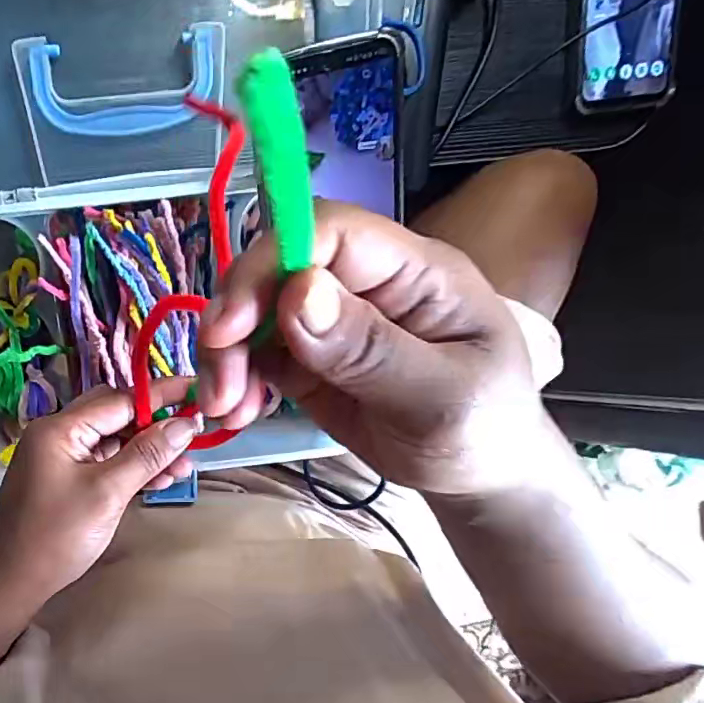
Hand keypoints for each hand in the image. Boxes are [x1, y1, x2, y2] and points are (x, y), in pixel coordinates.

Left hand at [0, 381, 199, 606]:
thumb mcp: (108, 492)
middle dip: (156, 425)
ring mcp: (60, 457)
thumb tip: (185, 424)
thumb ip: (147, 454)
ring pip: (113, 440)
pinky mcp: (65, 478)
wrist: (13, 583)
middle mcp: (57, 434)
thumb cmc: (57, 536)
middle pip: (116, 415)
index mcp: (59, 428)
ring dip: (148, 451)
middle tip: (193, 435)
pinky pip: (104, 462)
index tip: (197, 390)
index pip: (119, 399)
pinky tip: (160, 479)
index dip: (161, 395)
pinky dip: (131, 468)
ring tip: (183, 468)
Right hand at [196, 199, 547, 495]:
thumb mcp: (440, 396)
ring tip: (226, 411)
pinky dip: (234, 381)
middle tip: (221, 389)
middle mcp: (362, 284)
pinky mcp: (305, 357)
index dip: (268, 264)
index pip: (327, 231)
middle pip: (274, 270)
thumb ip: (371, 347)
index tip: (229, 326)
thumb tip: (297, 292)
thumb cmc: (482, 429)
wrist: (476, 471)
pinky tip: (237, 414)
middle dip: (234, 324)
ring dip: (226, 358)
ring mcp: (329, 320)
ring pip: (252, 313)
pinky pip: (253, 354)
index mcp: (411, 270)